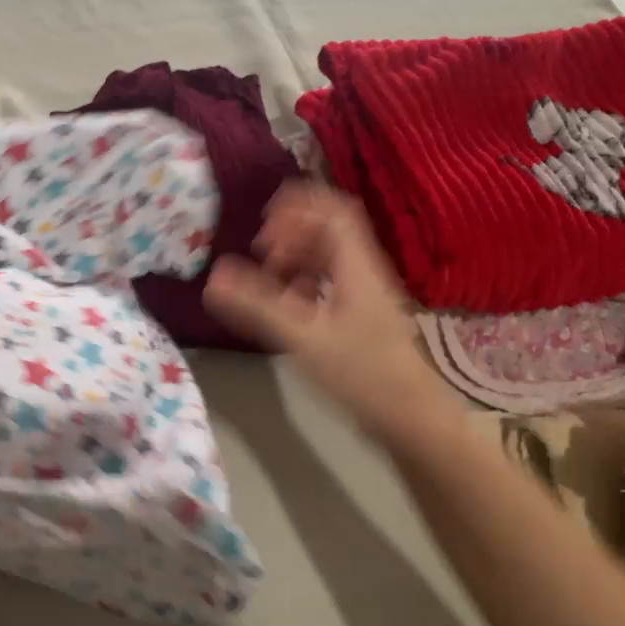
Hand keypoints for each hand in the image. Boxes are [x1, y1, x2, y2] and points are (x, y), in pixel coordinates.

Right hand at [203, 182, 454, 438]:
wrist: (411, 419)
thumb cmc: (362, 374)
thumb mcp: (302, 337)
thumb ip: (256, 305)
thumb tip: (213, 277)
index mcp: (356, 268)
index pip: (333, 213)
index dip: (299, 206)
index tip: (263, 222)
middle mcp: (363, 274)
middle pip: (329, 232)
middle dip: (291, 232)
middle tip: (260, 252)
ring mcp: (363, 297)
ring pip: (328, 258)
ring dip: (295, 257)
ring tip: (267, 276)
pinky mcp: (359, 319)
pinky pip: (328, 283)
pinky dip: (301, 282)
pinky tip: (284, 305)